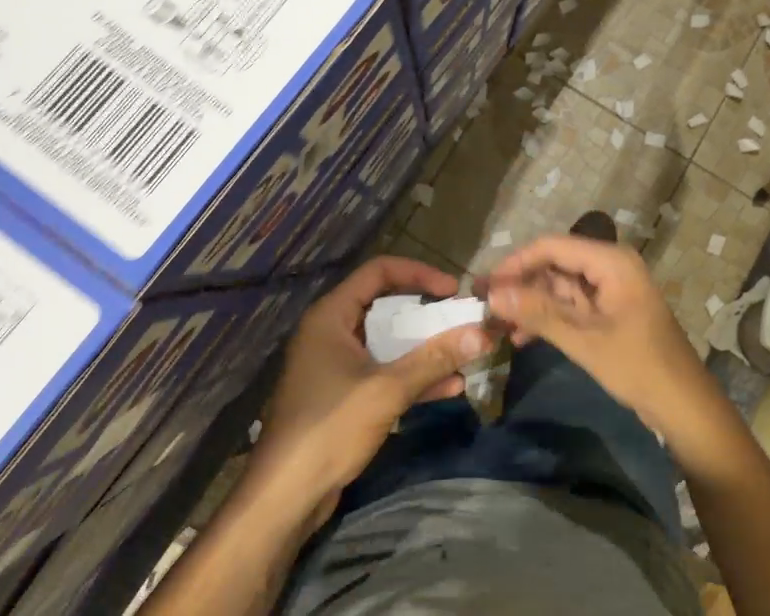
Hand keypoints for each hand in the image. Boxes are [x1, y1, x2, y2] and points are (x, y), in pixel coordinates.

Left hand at [256, 257, 493, 524]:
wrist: (285, 496)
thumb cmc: (329, 427)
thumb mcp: (387, 389)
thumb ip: (435, 359)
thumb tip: (483, 332)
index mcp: (330, 317)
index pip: (378, 272)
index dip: (418, 274)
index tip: (452, 290)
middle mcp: (331, 334)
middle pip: (385, 308)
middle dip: (427, 316)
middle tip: (461, 321)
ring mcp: (335, 367)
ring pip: (388, 345)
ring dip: (425, 350)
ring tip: (464, 356)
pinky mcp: (343, 398)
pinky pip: (384, 375)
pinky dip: (413, 378)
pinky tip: (450, 389)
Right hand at [484, 236, 714, 438]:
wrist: (682, 404)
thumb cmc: (638, 366)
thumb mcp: (584, 340)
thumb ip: (539, 313)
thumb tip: (493, 294)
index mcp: (611, 261)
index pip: (552, 246)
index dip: (515, 263)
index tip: (483, 286)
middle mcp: (610, 266)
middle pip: (554, 264)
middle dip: (520, 285)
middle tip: (485, 307)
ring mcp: (610, 290)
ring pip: (559, 287)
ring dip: (530, 304)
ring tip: (496, 325)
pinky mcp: (608, 312)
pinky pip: (571, 305)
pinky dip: (547, 318)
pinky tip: (521, 338)